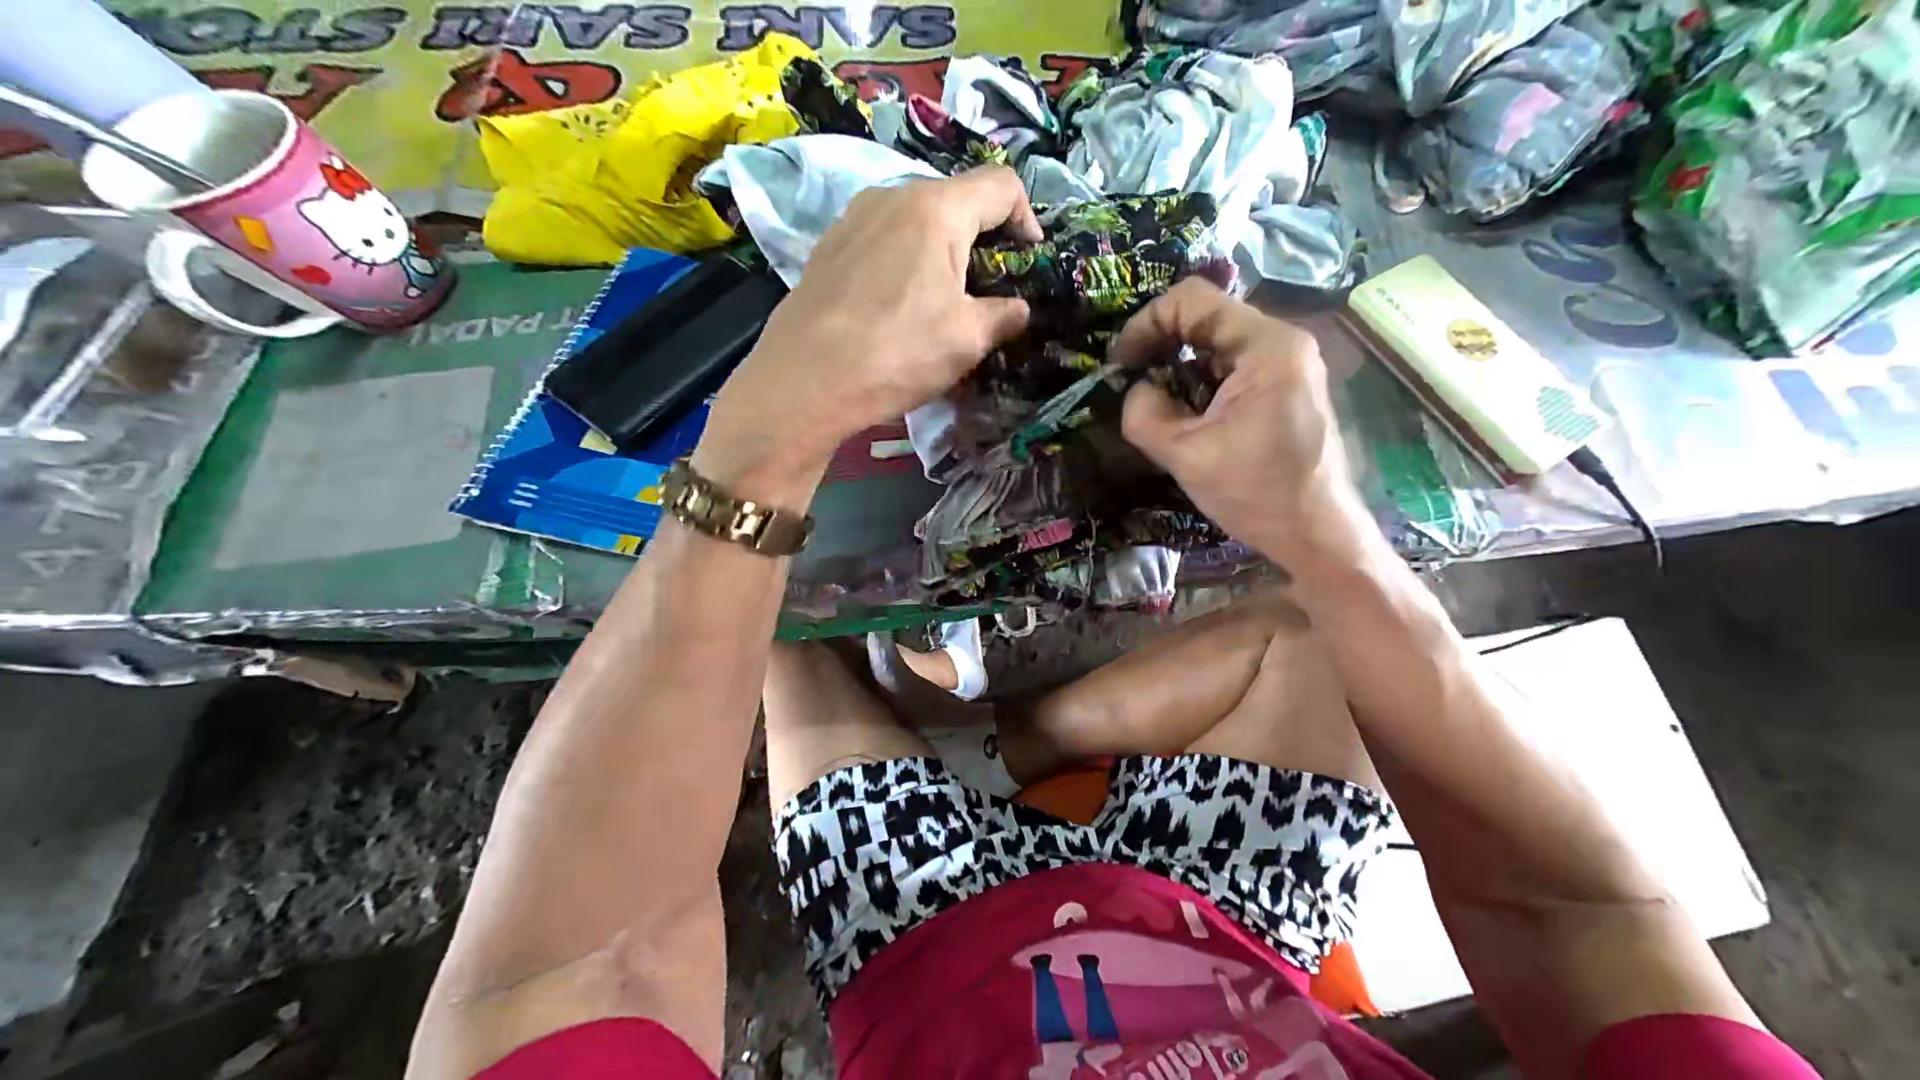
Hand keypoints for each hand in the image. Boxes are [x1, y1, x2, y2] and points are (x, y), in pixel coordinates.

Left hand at [692, 167, 1041, 506]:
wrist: (803, 383)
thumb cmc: (896, 354)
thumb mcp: (967, 341)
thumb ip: (1004, 316)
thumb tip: (1018, 309)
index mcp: (936, 208)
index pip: (1002, 185)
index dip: (1028, 219)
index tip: (1030, 262)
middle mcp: (891, 196)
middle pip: (956, 200)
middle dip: (983, 238)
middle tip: (989, 289)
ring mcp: (852, 219)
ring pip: (915, 220)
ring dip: (940, 251)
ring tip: (942, 300)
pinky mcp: (827, 248)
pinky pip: (881, 240)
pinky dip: (903, 261)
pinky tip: (896, 306)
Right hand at [1115, 280, 1364, 556]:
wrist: (1317, 534)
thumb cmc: (1256, 493)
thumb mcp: (1184, 455)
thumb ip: (1144, 414)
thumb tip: (1136, 390)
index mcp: (1266, 346)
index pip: (1192, 299)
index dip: (1146, 323)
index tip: (1121, 364)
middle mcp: (1283, 342)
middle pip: (1206, 318)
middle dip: (1161, 347)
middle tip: (1132, 383)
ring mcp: (1289, 364)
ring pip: (1217, 344)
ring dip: (1180, 370)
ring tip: (1159, 408)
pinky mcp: (1287, 387)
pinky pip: (1233, 368)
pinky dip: (1202, 384)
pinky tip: (1189, 418)